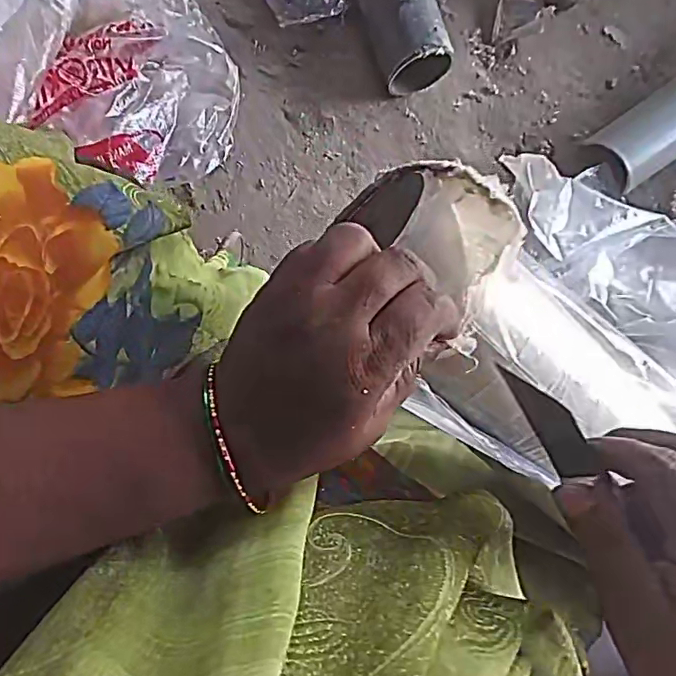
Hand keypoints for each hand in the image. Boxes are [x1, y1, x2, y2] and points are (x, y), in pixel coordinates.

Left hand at [215, 223, 459, 501]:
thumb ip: (408, 371)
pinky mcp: (275, 282)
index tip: (441, 321)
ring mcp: (300, 294)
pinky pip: (317, 245)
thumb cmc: (306, 436)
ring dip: (375, 258)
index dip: (443, 311)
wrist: (232, 428)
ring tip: (374, 285)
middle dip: (417, 281)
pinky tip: (339, 283)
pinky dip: (338, 258)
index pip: (422, 308)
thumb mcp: (371, 422)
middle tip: (413, 301)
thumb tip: (435, 334)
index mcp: (363, 364)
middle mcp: (333, 318)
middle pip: (397, 266)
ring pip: (356, 240)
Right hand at [557, 430, 675, 675]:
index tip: (579, 452)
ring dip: (666, 468)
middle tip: (601, 457)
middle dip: (647, 442)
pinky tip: (655, 531)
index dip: (619, 448)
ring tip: (622, 499)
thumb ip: (607, 540)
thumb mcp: (634, 612)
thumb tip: (574, 483)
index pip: (668, 468)